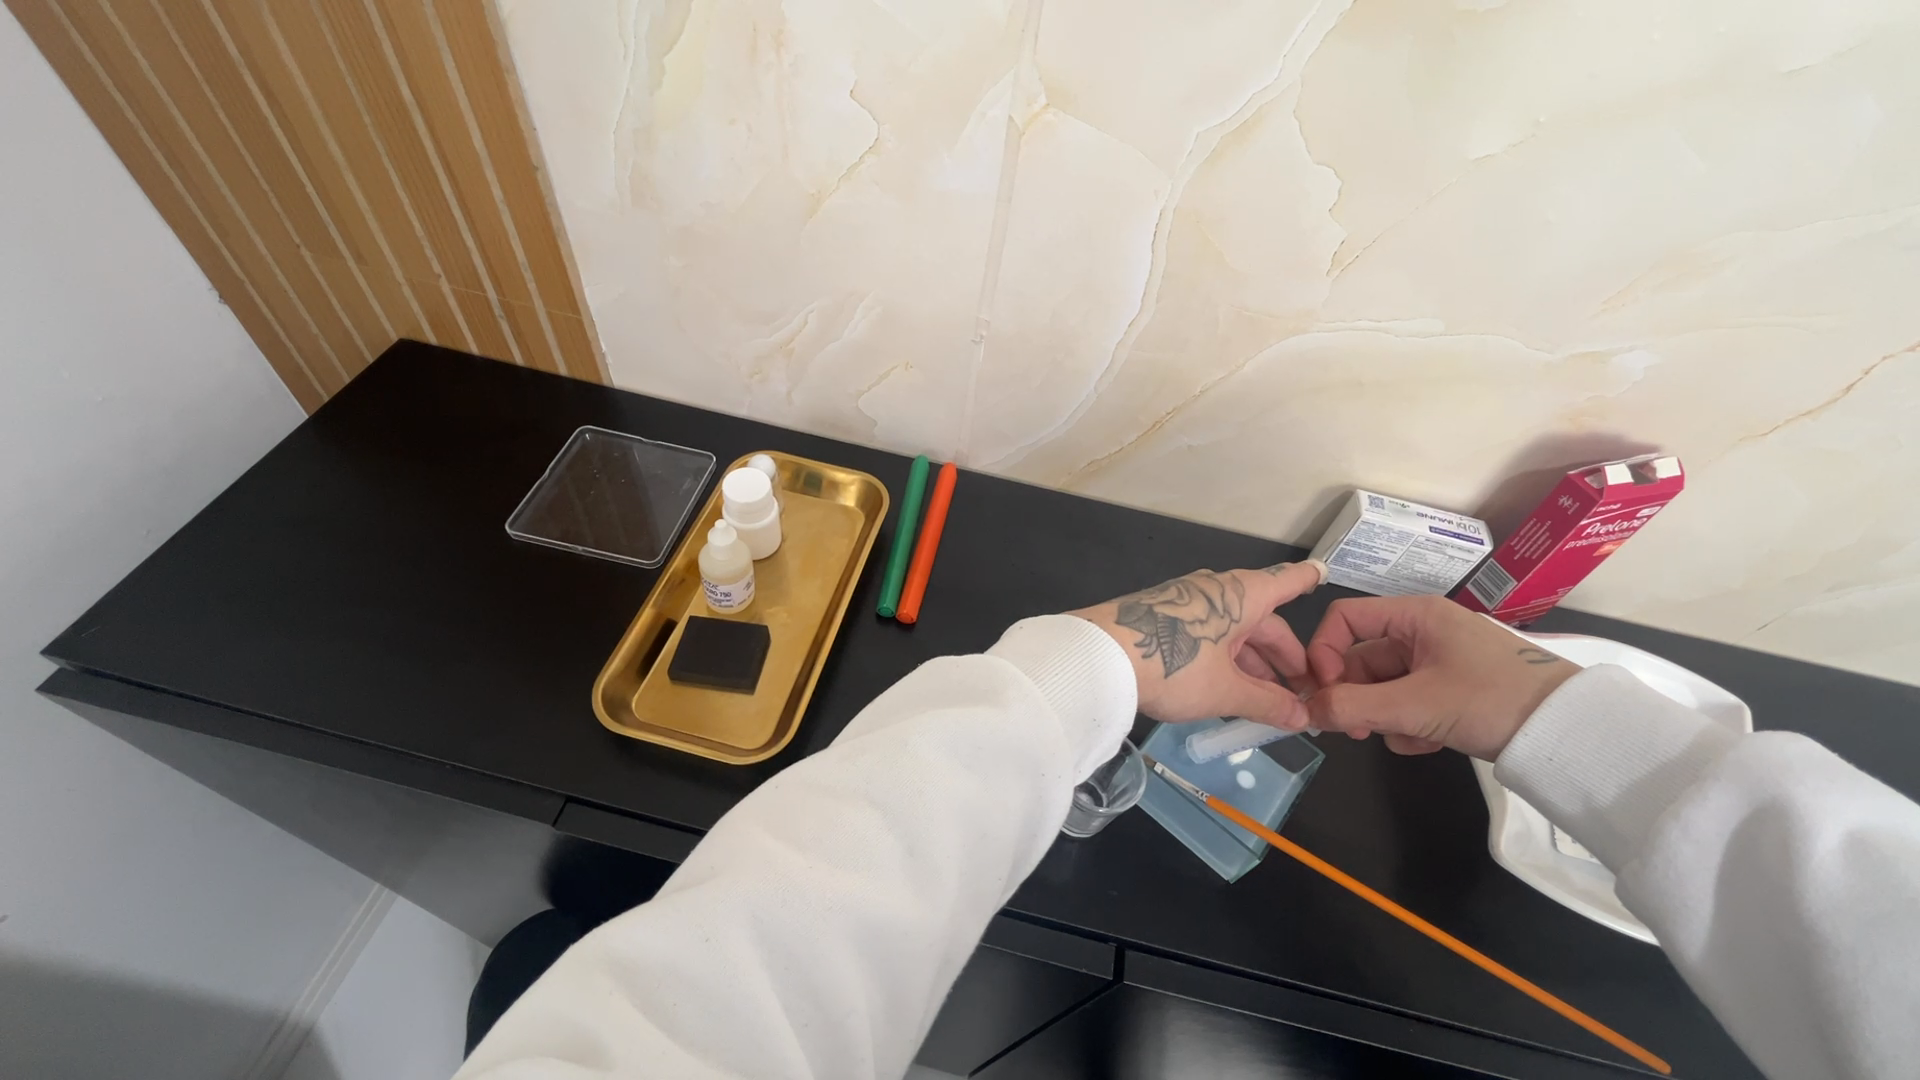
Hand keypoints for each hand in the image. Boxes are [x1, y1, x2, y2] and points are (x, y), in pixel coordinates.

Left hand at [1072, 562, 1326, 728]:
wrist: (1100, 655)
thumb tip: (1302, 718)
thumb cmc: (1174, 666)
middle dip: (1282, 657)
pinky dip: (1223, 659)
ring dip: (1252, 664)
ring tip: (1264, 701)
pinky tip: (1224, 688)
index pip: (1285, 582)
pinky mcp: (1161, 616)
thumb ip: (1266, 704)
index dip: (1305, 580)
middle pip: (1262, 619)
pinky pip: (1206, 635)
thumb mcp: (1225, 692)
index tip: (1321, 573)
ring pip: (1232, 631)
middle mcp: (1217, 590)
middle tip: (1299, 694)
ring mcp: (1187, 601)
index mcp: (1242, 596)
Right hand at [1303, 595, 1578, 759]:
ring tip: (1397, 738)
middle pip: (1361, 657)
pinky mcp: (1456, 690)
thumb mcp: (1414, 706)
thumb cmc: (1492, 700)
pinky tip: (1424, 744)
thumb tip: (1304, 711)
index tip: (1325, 691)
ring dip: (1379, 714)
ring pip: (1383, 685)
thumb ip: (1352, 707)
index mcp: (1415, 616)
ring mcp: (1441, 661)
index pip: (1344, 618)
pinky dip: (1407, 724)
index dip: (1324, 651)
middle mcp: (1424, 631)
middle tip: (1350, 730)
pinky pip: (1409, 702)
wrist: (1575, 733)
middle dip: (1351, 694)